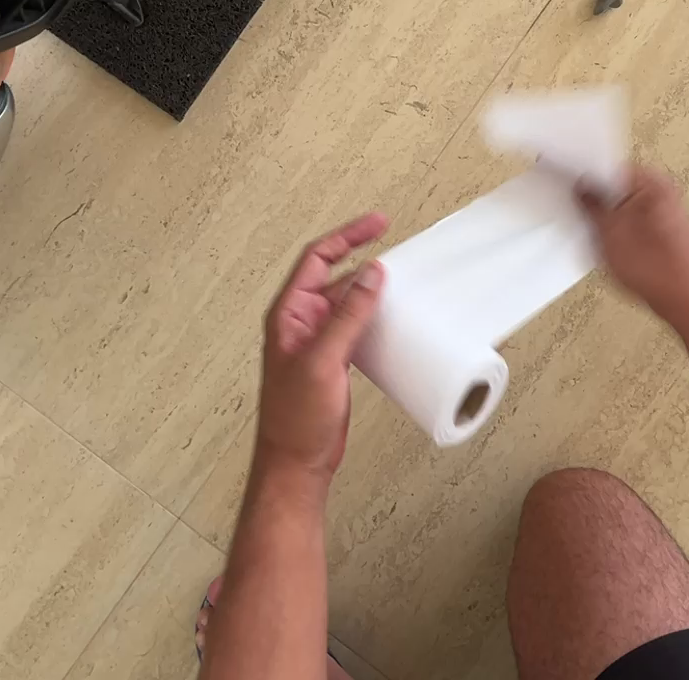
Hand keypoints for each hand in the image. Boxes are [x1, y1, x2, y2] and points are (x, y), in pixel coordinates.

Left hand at [255, 212, 388, 479]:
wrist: (296, 463)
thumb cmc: (294, 420)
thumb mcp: (323, 361)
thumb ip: (347, 316)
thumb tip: (370, 275)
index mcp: (289, 313)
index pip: (317, 258)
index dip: (347, 237)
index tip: (376, 224)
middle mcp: (302, 321)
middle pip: (335, 275)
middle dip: (363, 258)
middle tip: (394, 246)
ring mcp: (319, 340)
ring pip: (348, 300)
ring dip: (371, 289)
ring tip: (399, 280)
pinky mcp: (334, 359)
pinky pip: (356, 324)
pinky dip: (374, 315)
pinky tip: (390, 317)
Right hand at [578, 166, 688, 330]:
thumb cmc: (663, 275)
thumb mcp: (609, 235)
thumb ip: (590, 206)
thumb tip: (582, 188)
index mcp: (651, 182)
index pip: (605, 165)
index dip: (579, 171)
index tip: (560, 177)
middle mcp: (663, 192)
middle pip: (614, 185)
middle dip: (592, 197)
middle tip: (573, 209)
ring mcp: (666, 213)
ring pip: (622, 205)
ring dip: (605, 218)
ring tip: (595, 236)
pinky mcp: (666, 233)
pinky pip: (632, 222)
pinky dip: (618, 231)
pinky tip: (611, 248)